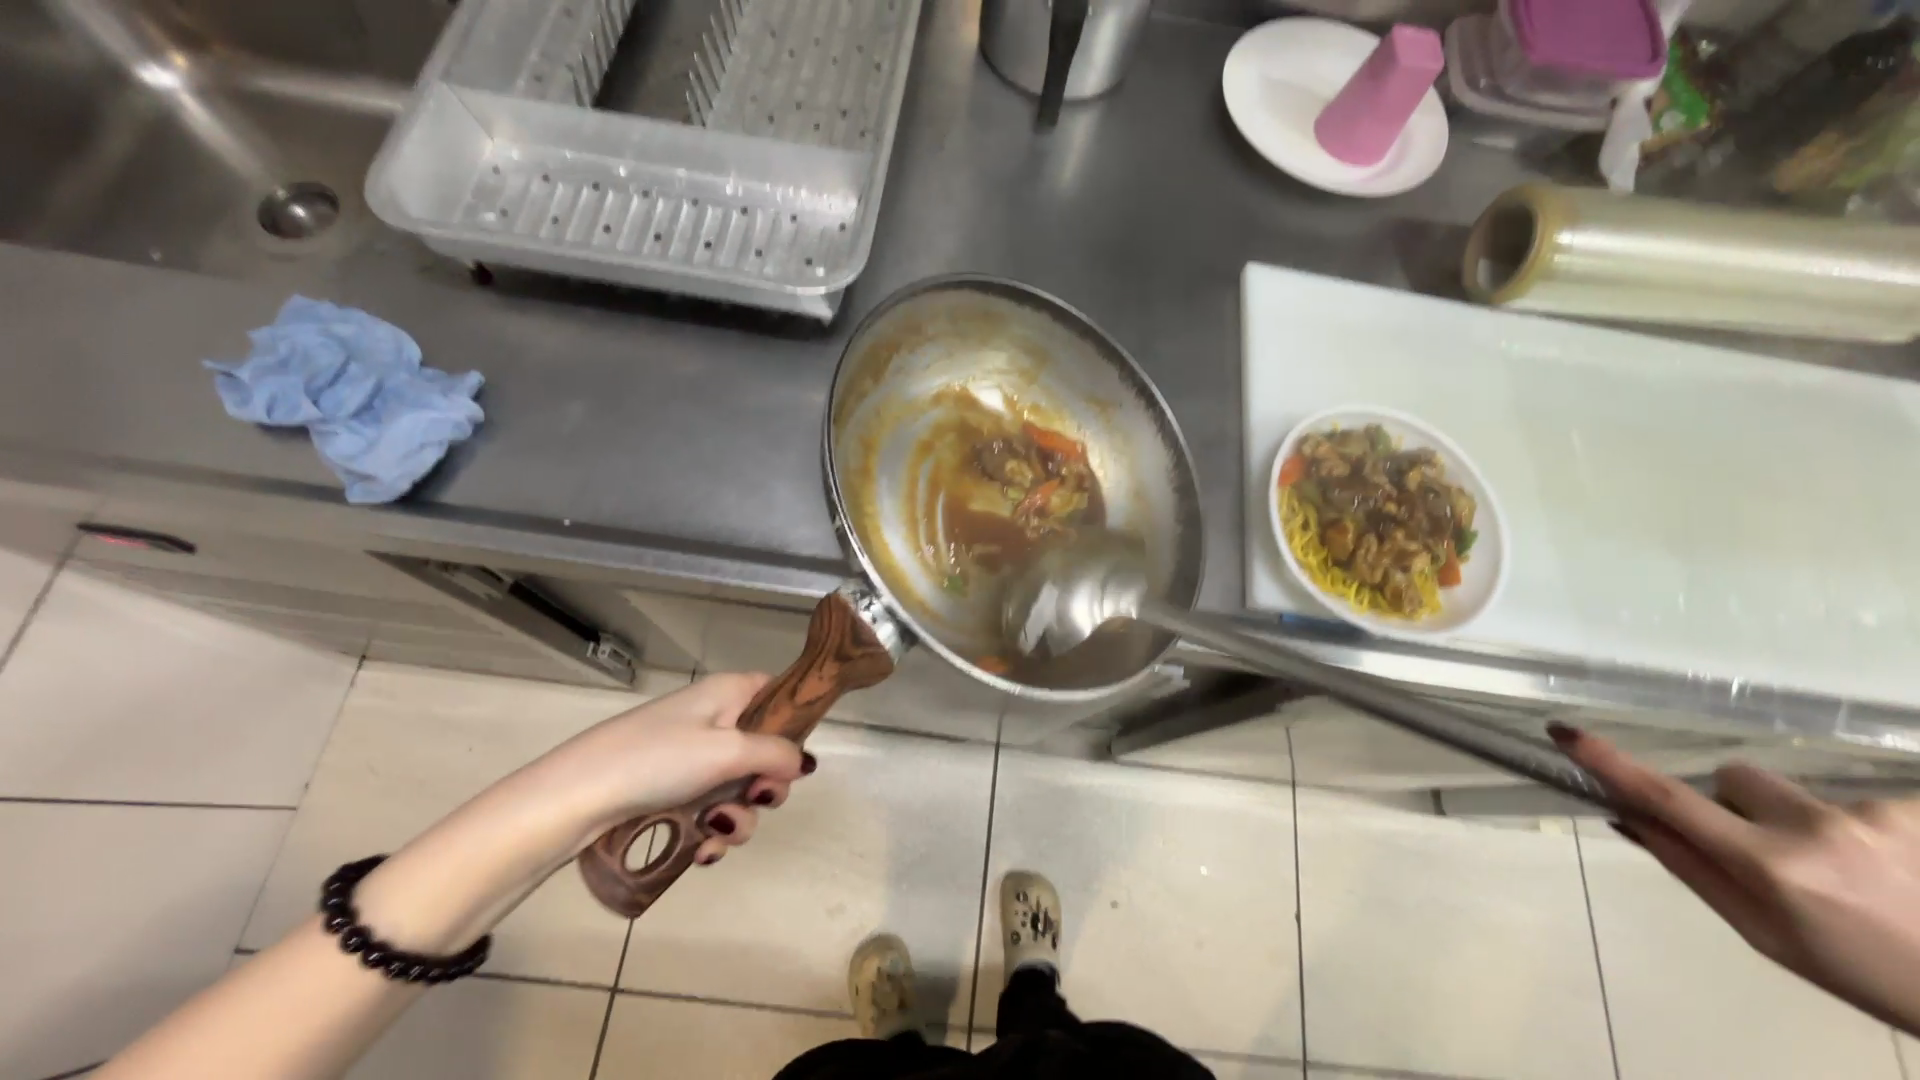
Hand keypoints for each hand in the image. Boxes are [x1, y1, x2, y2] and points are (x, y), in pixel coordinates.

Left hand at [518, 673, 813, 865]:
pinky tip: (701, 851)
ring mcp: (693, 761)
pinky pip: (713, 815)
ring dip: (738, 819)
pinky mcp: (674, 796)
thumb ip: (776, 753)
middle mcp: (715, 722)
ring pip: (742, 791)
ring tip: (713, 830)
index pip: (779, 693)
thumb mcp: (725, 751)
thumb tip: (804, 763)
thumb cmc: (655, 759)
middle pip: (766, 752)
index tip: (794, 757)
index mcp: (728, 694)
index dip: (794, 723)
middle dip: (766, 785)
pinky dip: (713, 834)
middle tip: (755, 797)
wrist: (575, 797)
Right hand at [1553, 723, 1919, 1034]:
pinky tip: (1893, 871)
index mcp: (1770, 866)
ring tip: (1849, 873)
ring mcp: (1875, 815)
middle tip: (1770, 856)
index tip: (1568, 733)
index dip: (1613, 765)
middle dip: (1735, 805)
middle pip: (1733, 778)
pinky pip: (1853, 801)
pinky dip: (1859, 830)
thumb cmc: (1857, 972)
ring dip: (1798, 819)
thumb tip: (1629, 816)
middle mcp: (1817, 828)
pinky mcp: (1917, 809)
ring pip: (1791, 790)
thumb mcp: (1764, 935)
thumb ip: (1693, 869)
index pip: (1669, 802)